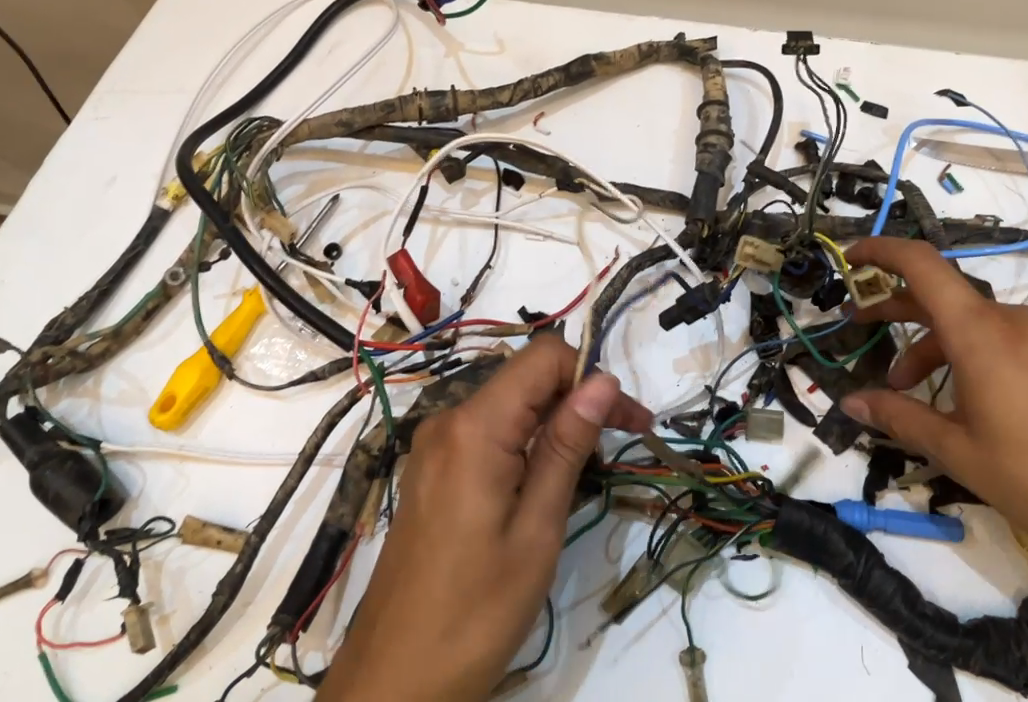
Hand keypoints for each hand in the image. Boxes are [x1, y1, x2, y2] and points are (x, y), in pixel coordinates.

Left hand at [320, 333, 651, 701]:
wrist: (397, 677)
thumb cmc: (477, 609)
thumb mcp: (537, 528)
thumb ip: (567, 446)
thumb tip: (602, 379)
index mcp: (474, 427)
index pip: (542, 357)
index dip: (591, 374)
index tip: (630, 418)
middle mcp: (448, 422)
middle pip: (526, 379)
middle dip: (579, 398)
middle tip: (627, 439)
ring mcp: (435, 448)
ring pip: (509, 406)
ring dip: (556, 422)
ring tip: (593, 467)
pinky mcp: (432, 472)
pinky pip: (488, 434)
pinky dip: (526, 443)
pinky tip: (548, 481)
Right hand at [836, 236, 1027, 604]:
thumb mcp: (962, 454)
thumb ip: (902, 419)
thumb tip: (850, 401)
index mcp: (983, 333)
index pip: (922, 265)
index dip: (881, 251)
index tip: (849, 257)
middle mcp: (1020, 322)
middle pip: (948, 300)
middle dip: (901, 313)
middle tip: (867, 335)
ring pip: (985, 329)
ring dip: (944, 349)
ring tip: (926, 398)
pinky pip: (1021, 348)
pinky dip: (986, 362)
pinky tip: (987, 411)